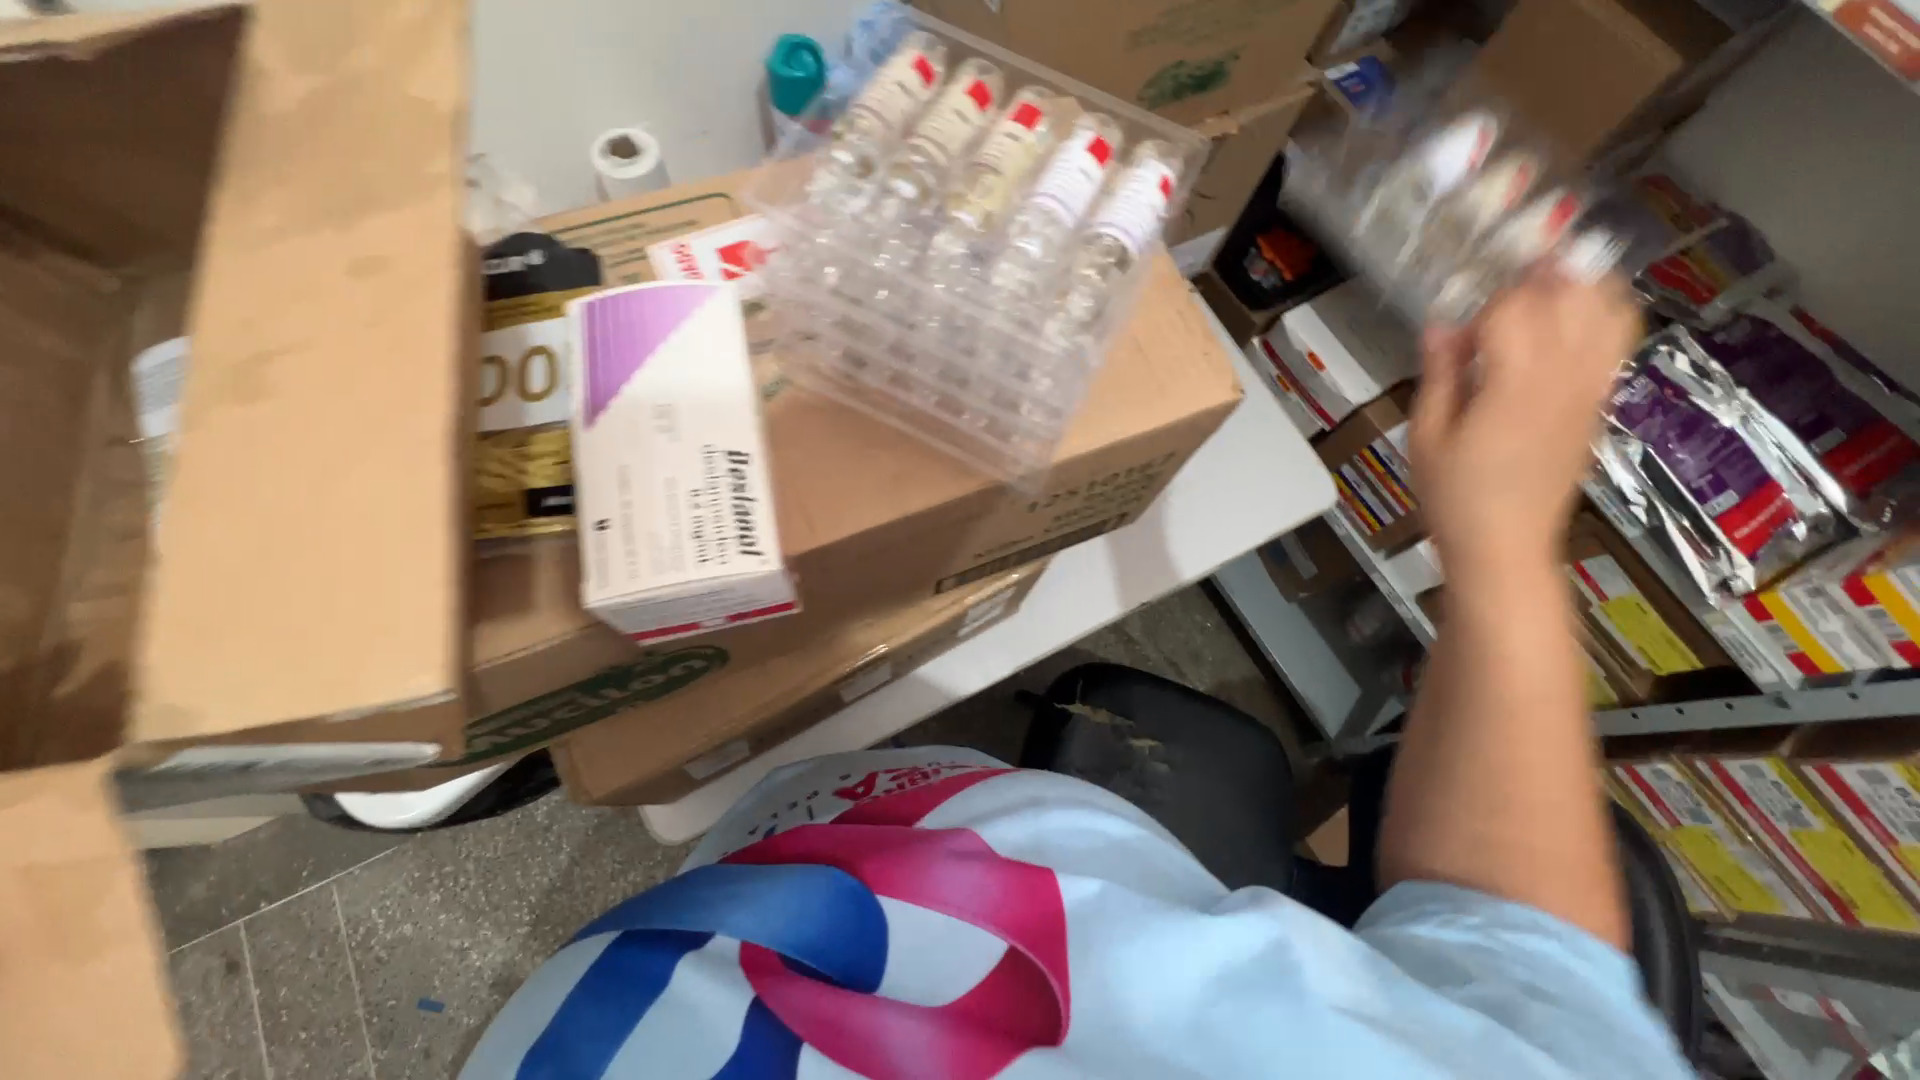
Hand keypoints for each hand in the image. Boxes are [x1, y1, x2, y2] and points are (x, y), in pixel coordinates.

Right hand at [1408, 270, 1640, 581]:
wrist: (1506, 545)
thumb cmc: (1454, 495)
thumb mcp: (1426, 435)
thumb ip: (1439, 373)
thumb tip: (1442, 323)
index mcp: (1514, 385)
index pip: (1514, 308)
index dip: (1486, 299)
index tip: (1460, 314)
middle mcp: (1564, 377)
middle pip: (1572, 295)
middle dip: (1541, 272)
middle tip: (1508, 270)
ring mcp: (1591, 388)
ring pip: (1608, 309)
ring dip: (1581, 283)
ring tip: (1547, 280)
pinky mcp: (1599, 402)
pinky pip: (1617, 341)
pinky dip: (1604, 312)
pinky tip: (1572, 313)